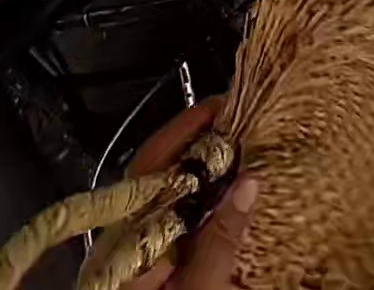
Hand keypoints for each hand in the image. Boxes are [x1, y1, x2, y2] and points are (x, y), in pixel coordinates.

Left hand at [111, 96, 261, 289]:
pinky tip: (238, 188)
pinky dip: (210, 196)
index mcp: (122, 248)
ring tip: (248, 142)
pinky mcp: (161, 268)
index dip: (182, 132)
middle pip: (161, 176)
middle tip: (246, 119)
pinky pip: (184, 218)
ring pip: (173, 196)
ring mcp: (141, 258)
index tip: (224, 105)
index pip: (148, 170)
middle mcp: (125, 246)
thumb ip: (220, 243)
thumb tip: (251, 180)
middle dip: (202, 144)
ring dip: (209, 167)